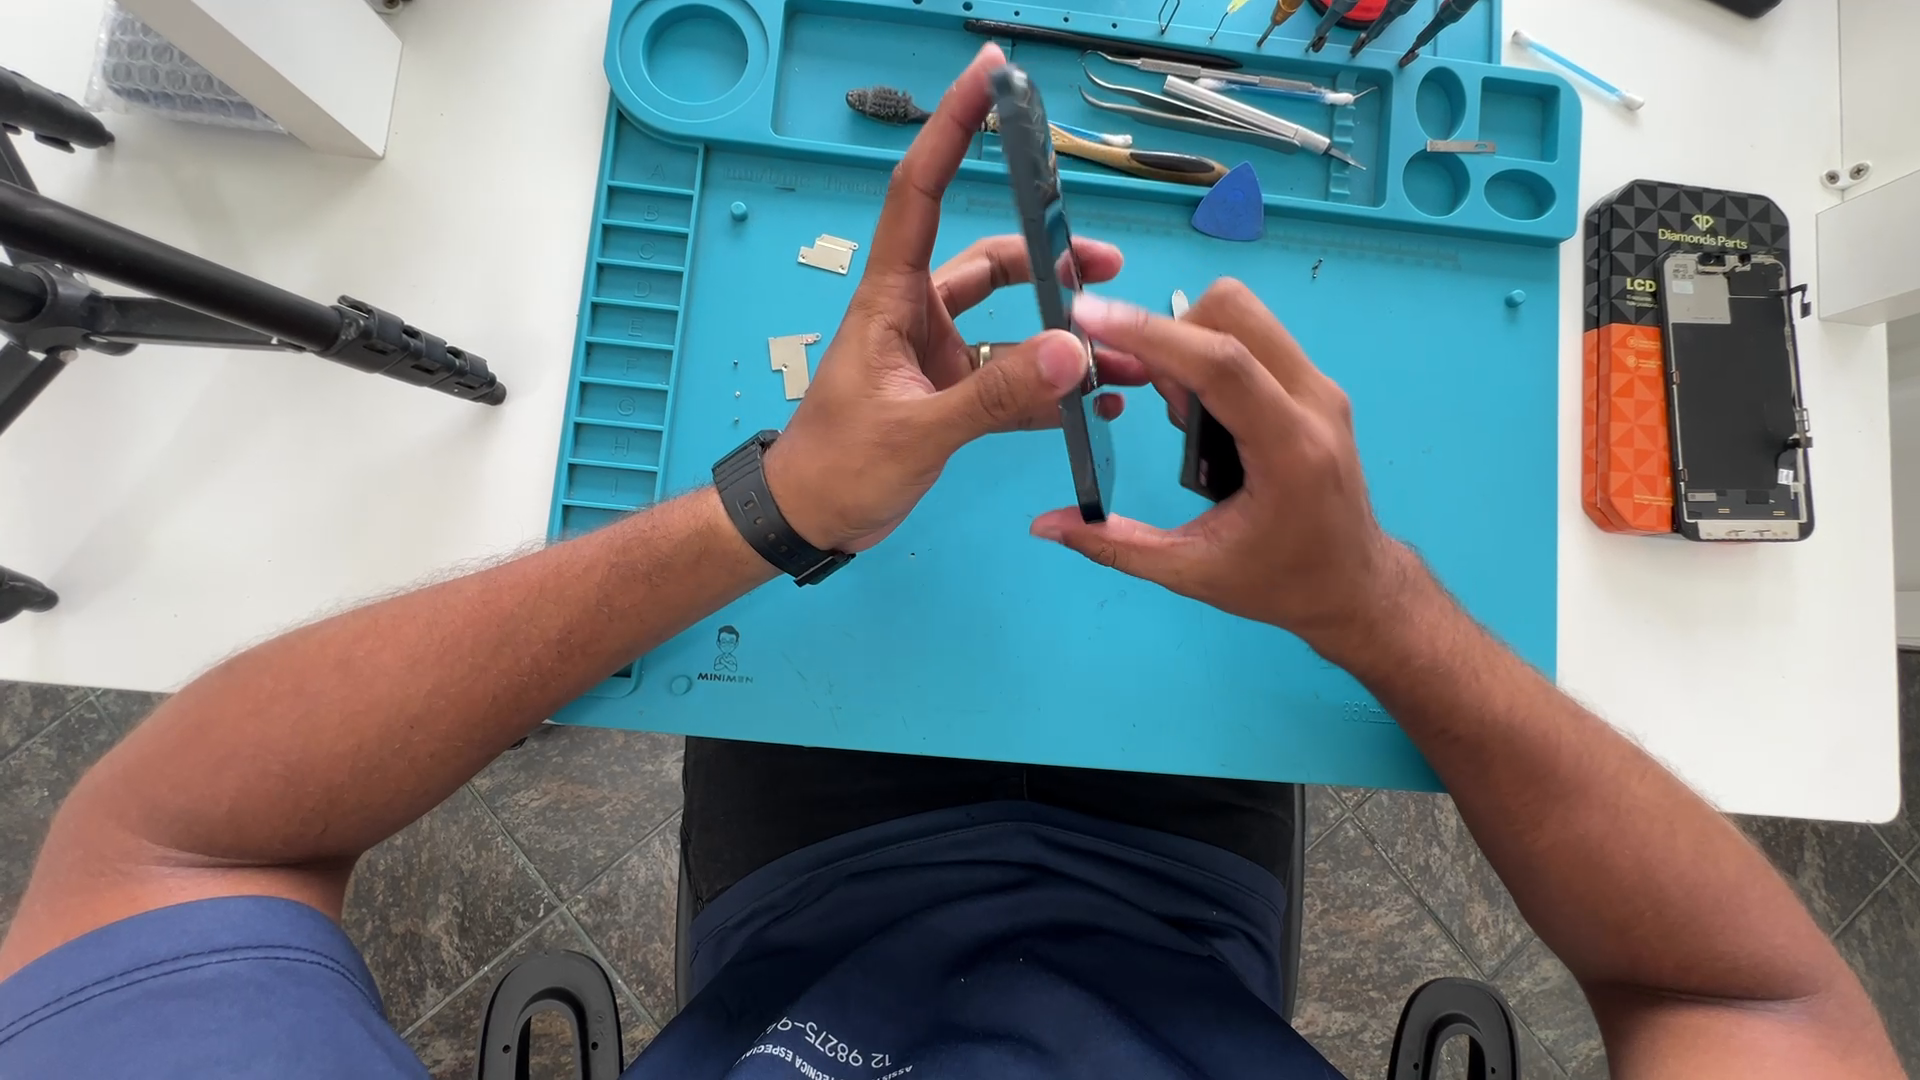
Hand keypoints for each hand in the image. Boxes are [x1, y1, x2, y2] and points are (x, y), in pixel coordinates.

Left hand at [764, 44, 1144, 552]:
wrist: (812, 520)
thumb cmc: (837, 466)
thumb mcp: (916, 430)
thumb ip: (993, 396)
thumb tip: (1074, 353)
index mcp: (890, 300)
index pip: (919, 196)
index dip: (951, 132)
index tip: (990, 77)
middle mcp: (917, 318)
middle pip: (991, 264)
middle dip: (1049, 260)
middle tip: (1108, 268)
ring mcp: (937, 360)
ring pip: (1011, 327)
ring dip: (1062, 335)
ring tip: (1122, 351)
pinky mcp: (951, 400)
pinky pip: (1011, 384)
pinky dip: (1049, 391)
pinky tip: (1093, 403)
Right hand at [1030, 281, 1421, 662]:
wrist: (1355, 584)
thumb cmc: (1278, 582)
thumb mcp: (1189, 572)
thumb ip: (1114, 545)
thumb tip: (1044, 526)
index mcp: (1289, 449)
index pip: (1221, 364)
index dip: (1149, 333)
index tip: (1088, 316)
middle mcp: (1313, 400)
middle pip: (1233, 312)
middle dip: (1170, 335)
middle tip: (1153, 395)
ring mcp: (1320, 386)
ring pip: (1244, 316)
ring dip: (1190, 346)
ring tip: (1183, 418)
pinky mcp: (1314, 385)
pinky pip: (1253, 337)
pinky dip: (1211, 356)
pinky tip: (1205, 417)